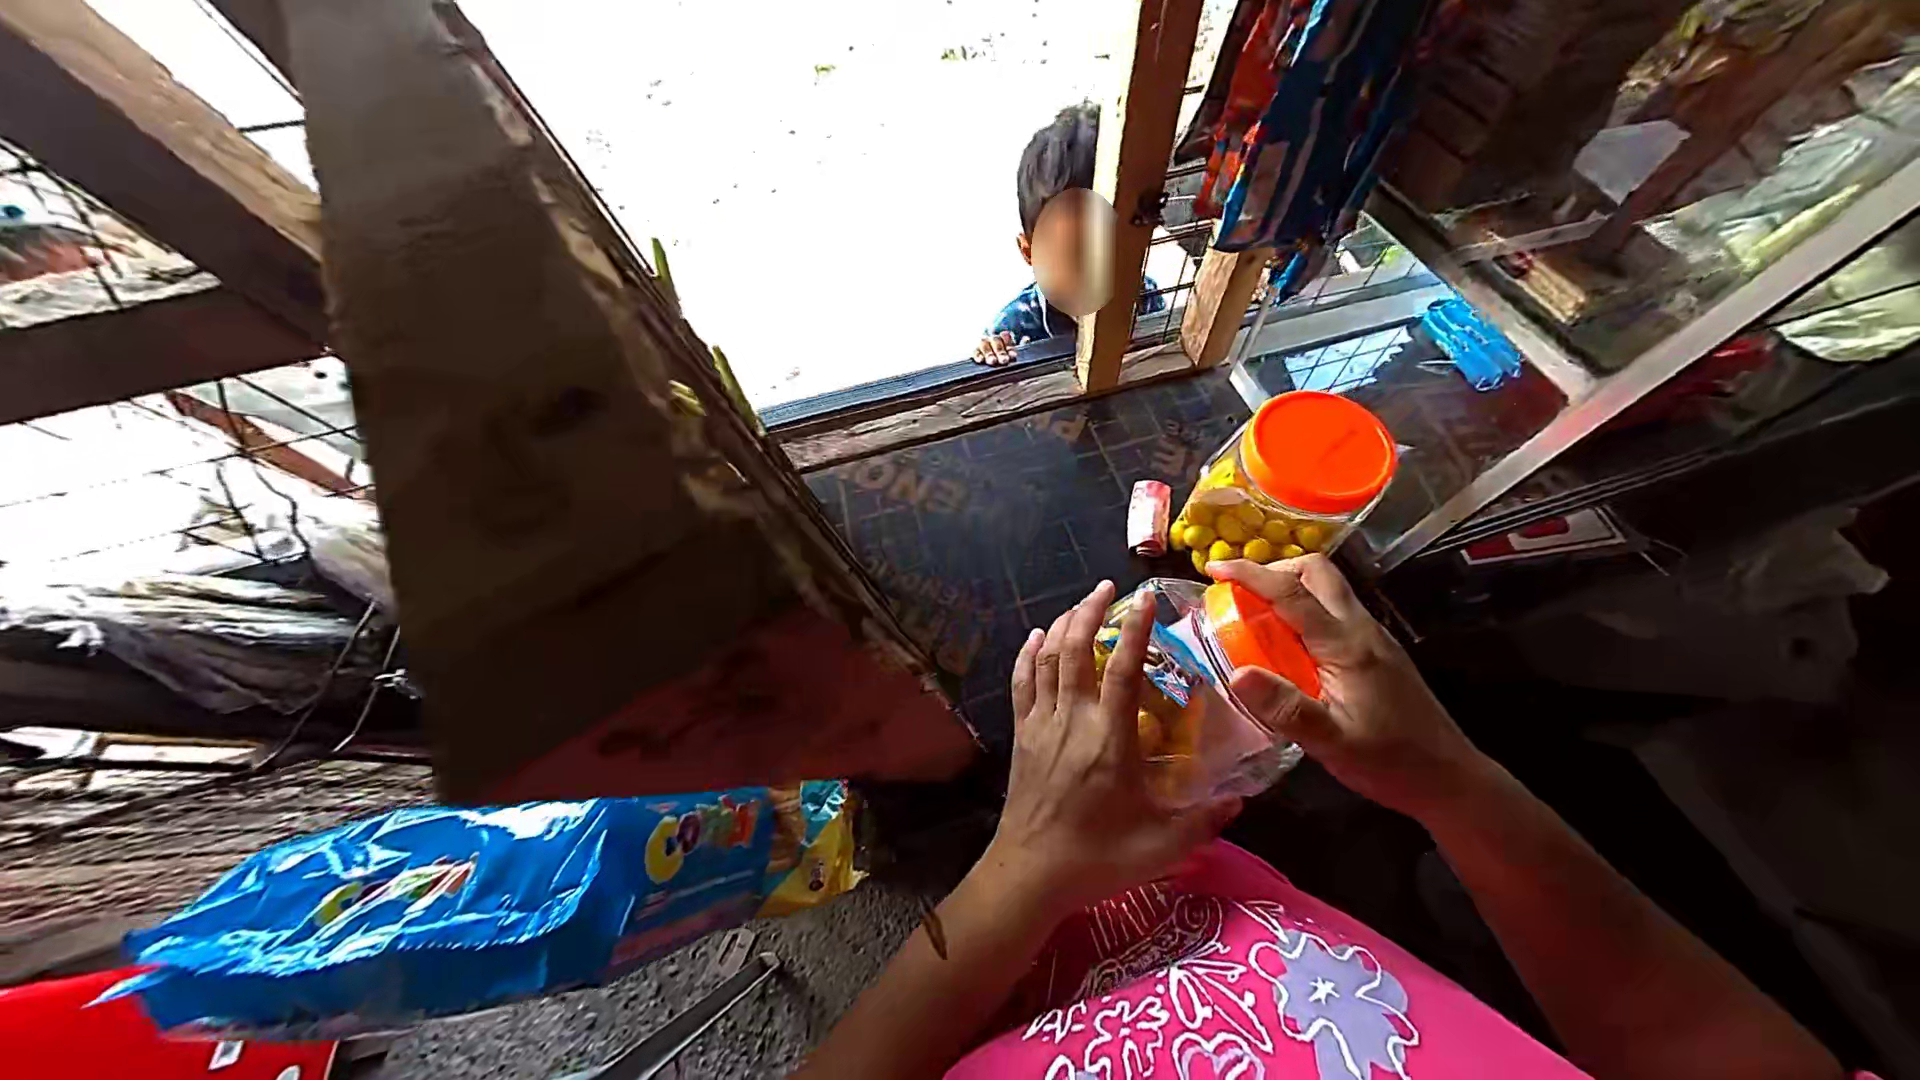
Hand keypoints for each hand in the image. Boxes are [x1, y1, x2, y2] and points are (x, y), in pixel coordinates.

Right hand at [973, 331, 1028, 365]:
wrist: (989, 363)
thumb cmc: (1004, 358)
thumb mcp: (1013, 352)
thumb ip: (1021, 345)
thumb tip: (1026, 339)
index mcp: (1003, 338)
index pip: (1006, 336)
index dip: (1009, 346)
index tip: (1013, 356)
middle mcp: (992, 339)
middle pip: (995, 341)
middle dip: (1000, 352)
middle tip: (1004, 361)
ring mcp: (982, 344)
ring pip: (984, 344)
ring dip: (989, 353)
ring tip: (993, 362)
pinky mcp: (975, 351)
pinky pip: (975, 351)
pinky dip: (977, 355)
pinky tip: (980, 360)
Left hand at [978, 580, 1241, 917]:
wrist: (1031, 873)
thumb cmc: (1099, 857)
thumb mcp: (1163, 845)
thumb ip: (1206, 819)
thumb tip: (1244, 797)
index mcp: (1110, 738)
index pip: (1124, 669)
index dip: (1137, 629)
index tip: (1146, 598)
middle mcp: (1072, 719)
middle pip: (1076, 649)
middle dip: (1090, 610)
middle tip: (1106, 587)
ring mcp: (1041, 723)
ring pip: (1048, 659)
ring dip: (1062, 624)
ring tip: (1079, 603)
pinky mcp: (1021, 733)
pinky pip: (1022, 682)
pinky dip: (1028, 654)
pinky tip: (1035, 636)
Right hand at [1207, 555, 1495, 822]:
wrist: (1451, 780)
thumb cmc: (1390, 761)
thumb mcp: (1332, 744)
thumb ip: (1285, 709)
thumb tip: (1236, 673)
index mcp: (1347, 645)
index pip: (1293, 592)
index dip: (1250, 573)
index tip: (1213, 568)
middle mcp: (1360, 629)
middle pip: (1316, 572)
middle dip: (1272, 570)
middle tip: (1238, 594)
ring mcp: (1370, 637)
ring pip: (1326, 587)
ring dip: (1286, 587)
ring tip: (1252, 617)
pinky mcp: (1372, 651)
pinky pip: (1330, 610)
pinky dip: (1299, 609)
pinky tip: (1283, 644)